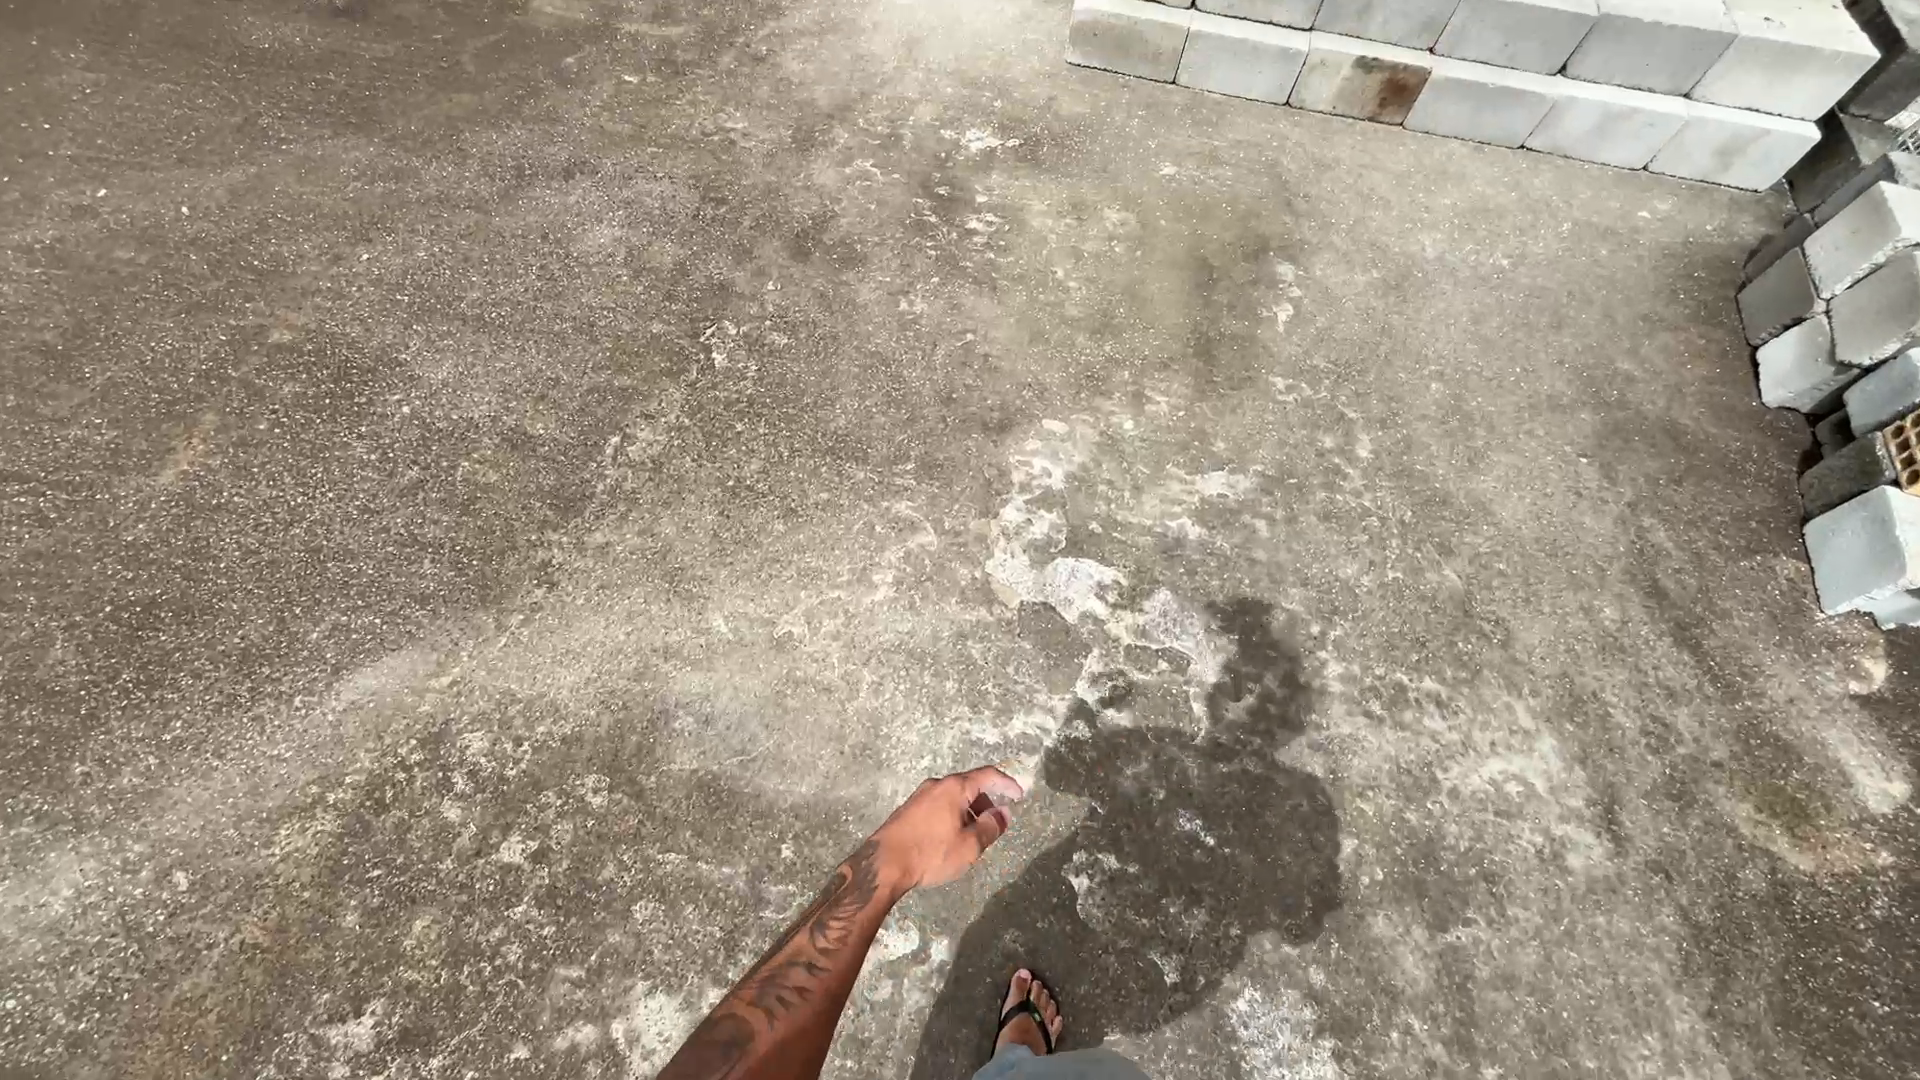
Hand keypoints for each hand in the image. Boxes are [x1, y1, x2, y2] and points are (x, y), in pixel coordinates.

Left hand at [867, 766, 1026, 890]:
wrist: (883, 864)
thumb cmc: (930, 853)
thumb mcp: (969, 846)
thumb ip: (990, 827)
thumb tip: (1003, 813)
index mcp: (954, 787)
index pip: (987, 775)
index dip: (1006, 783)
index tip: (1019, 794)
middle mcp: (937, 785)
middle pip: (969, 786)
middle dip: (986, 803)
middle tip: (994, 825)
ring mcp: (920, 796)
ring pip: (953, 798)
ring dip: (969, 812)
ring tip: (973, 837)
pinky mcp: (909, 809)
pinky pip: (939, 806)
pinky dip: (953, 815)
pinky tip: (951, 839)